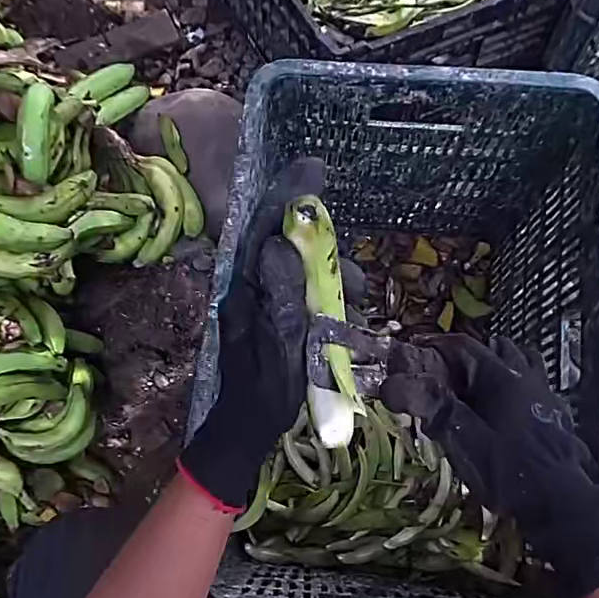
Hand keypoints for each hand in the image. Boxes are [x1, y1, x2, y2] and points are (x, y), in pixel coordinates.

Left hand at [180, 158, 324, 508]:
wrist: (246, 429)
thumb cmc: (262, 392)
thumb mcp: (277, 344)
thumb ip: (281, 294)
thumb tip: (281, 242)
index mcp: (243, 287)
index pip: (262, 228)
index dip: (287, 196)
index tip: (314, 168)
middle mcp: (249, 286)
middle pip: (286, 246)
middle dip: (324, 253)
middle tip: (354, 282)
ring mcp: (262, 301)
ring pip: (300, 270)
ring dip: (331, 280)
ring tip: (355, 303)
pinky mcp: (274, 317)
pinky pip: (303, 293)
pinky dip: (327, 298)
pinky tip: (345, 315)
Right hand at [381, 335, 598, 597]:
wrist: (561, 506)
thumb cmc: (508, 472)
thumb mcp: (464, 440)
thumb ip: (434, 407)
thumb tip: (394, 384)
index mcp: (501, 379)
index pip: (464, 347)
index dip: (435, 347)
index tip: (414, 354)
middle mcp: (526, 379)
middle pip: (494, 350)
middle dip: (467, 356)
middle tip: (444, 371)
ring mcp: (545, 396)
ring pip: (519, 364)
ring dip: (495, 368)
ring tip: (475, 385)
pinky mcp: (555, 416)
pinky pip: (531, 386)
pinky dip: (513, 387)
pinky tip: (504, 411)